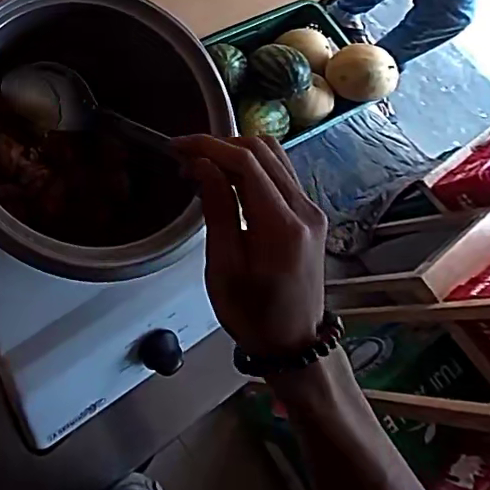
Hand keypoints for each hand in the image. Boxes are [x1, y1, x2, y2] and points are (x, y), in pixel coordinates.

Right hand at [172, 135, 327, 356]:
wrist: (293, 343)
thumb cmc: (253, 316)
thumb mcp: (223, 268)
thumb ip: (217, 210)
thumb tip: (203, 165)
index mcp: (282, 226)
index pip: (246, 162)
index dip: (208, 146)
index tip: (179, 148)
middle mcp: (304, 209)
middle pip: (261, 149)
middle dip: (218, 145)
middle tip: (185, 159)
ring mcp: (311, 208)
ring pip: (273, 154)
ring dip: (234, 150)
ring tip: (202, 165)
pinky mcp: (309, 212)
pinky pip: (280, 170)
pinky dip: (250, 164)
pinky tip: (226, 176)